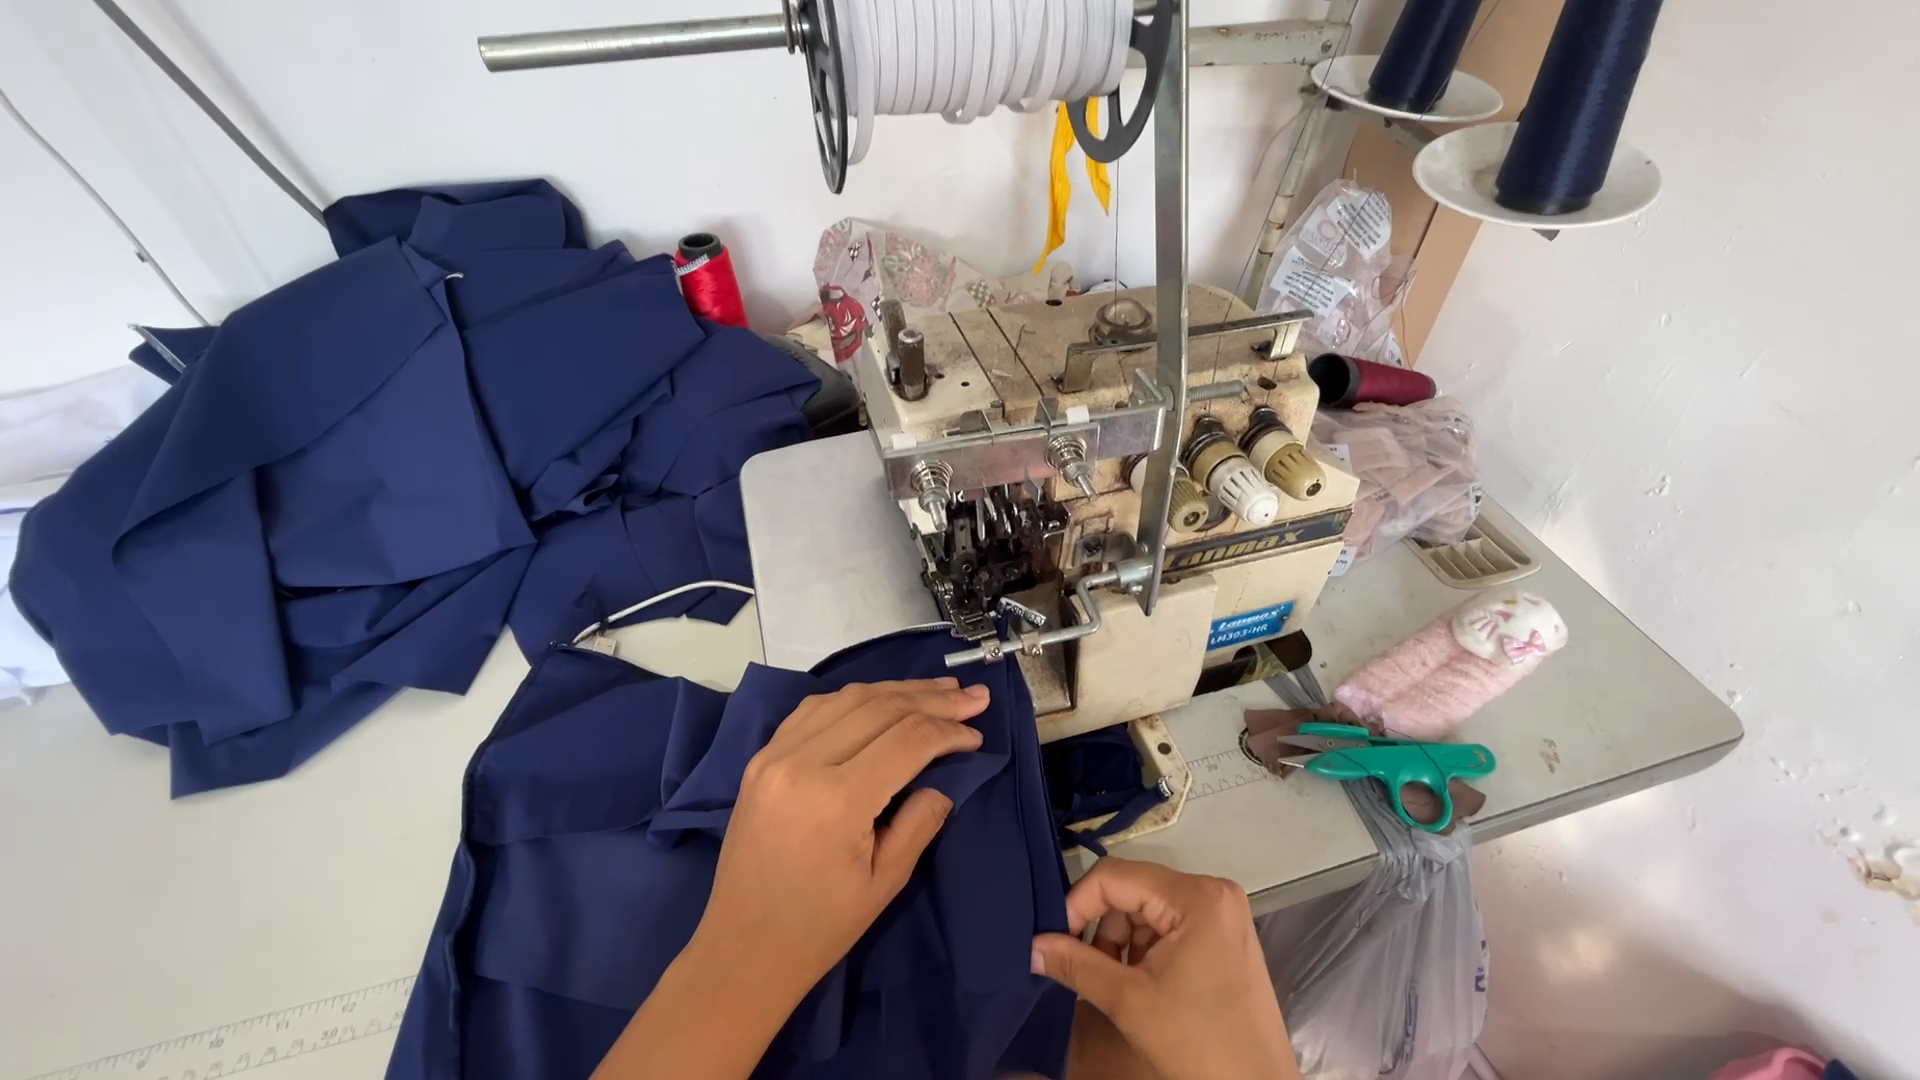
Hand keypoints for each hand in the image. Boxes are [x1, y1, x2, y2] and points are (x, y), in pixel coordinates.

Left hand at [697, 677, 989, 995]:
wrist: (742, 948)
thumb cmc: (821, 926)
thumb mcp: (887, 881)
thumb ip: (922, 820)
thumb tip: (946, 776)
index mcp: (837, 799)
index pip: (908, 739)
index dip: (949, 731)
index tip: (978, 734)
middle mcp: (802, 762)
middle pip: (881, 708)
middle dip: (934, 699)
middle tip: (975, 696)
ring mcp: (775, 754)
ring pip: (848, 698)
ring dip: (898, 690)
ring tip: (938, 689)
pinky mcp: (761, 757)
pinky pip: (814, 708)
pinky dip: (855, 697)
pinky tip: (882, 699)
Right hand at [1031, 858, 1300, 1079]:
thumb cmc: (1198, 1043)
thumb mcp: (1129, 1002)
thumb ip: (1075, 965)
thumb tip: (1030, 946)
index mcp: (1195, 895)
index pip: (1114, 876)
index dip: (1076, 904)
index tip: (1054, 941)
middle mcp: (1211, 890)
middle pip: (1131, 890)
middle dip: (1102, 928)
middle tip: (1084, 969)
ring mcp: (1220, 912)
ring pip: (1146, 908)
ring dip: (1120, 942)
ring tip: (1113, 983)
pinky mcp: (1222, 935)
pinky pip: (1167, 925)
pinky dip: (1144, 949)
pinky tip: (1138, 983)